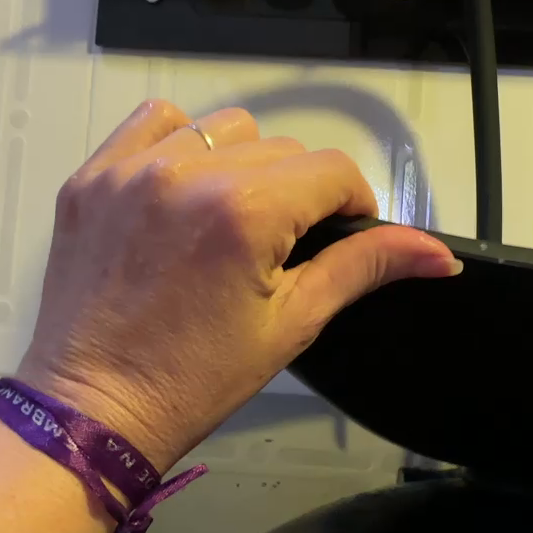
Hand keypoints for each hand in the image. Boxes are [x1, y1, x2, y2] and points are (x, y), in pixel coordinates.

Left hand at [15, 100, 460, 469]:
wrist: (94, 410)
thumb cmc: (198, 379)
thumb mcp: (294, 322)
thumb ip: (364, 267)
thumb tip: (439, 254)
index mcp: (246, 212)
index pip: (332, 170)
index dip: (352, 201)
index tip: (343, 235)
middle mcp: (189, 173)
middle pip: (284, 148)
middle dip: (300, 191)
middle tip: (283, 246)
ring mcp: (133, 170)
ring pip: (226, 128)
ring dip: (246, 162)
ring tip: (232, 215)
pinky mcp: (93, 176)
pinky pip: (156, 121)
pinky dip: (182, 141)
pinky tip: (185, 187)